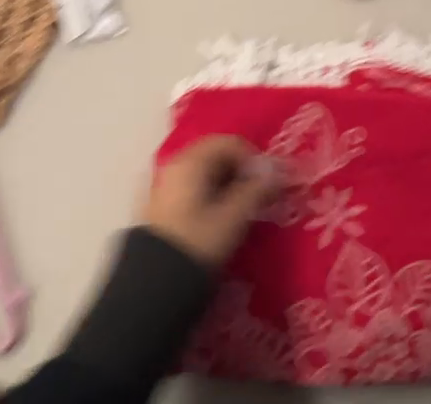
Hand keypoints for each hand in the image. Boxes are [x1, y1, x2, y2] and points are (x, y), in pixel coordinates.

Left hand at [143, 136, 281, 267]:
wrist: (153, 287)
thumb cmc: (198, 243)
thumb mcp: (233, 217)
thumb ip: (257, 189)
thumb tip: (277, 168)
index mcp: (190, 161)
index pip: (230, 143)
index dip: (255, 159)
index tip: (269, 183)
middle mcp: (173, 166)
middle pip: (216, 157)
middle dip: (242, 173)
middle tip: (260, 197)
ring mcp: (163, 187)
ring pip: (204, 176)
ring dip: (228, 188)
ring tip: (244, 212)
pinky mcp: (160, 210)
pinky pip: (193, 192)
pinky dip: (211, 199)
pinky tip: (220, 221)